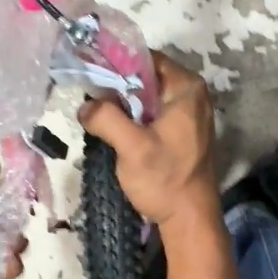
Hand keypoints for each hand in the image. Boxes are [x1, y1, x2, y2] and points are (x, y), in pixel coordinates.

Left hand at [0, 164, 19, 278]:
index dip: (6, 185)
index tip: (25, 179)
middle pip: (4, 215)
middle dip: (18, 211)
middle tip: (26, 210)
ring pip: (12, 240)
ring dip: (18, 237)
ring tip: (14, 240)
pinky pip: (11, 267)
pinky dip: (14, 263)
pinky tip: (8, 260)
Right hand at [78, 53, 218, 229]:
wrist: (190, 220)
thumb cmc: (165, 180)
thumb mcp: (131, 146)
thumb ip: (106, 118)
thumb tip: (84, 105)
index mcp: (186, 88)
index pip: (144, 58)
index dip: (115, 65)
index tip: (89, 77)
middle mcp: (192, 95)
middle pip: (145, 78)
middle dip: (117, 89)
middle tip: (90, 102)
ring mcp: (190, 115)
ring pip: (147, 98)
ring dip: (123, 107)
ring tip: (98, 118)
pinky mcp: (183, 133)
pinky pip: (153, 115)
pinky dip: (135, 120)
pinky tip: (116, 133)